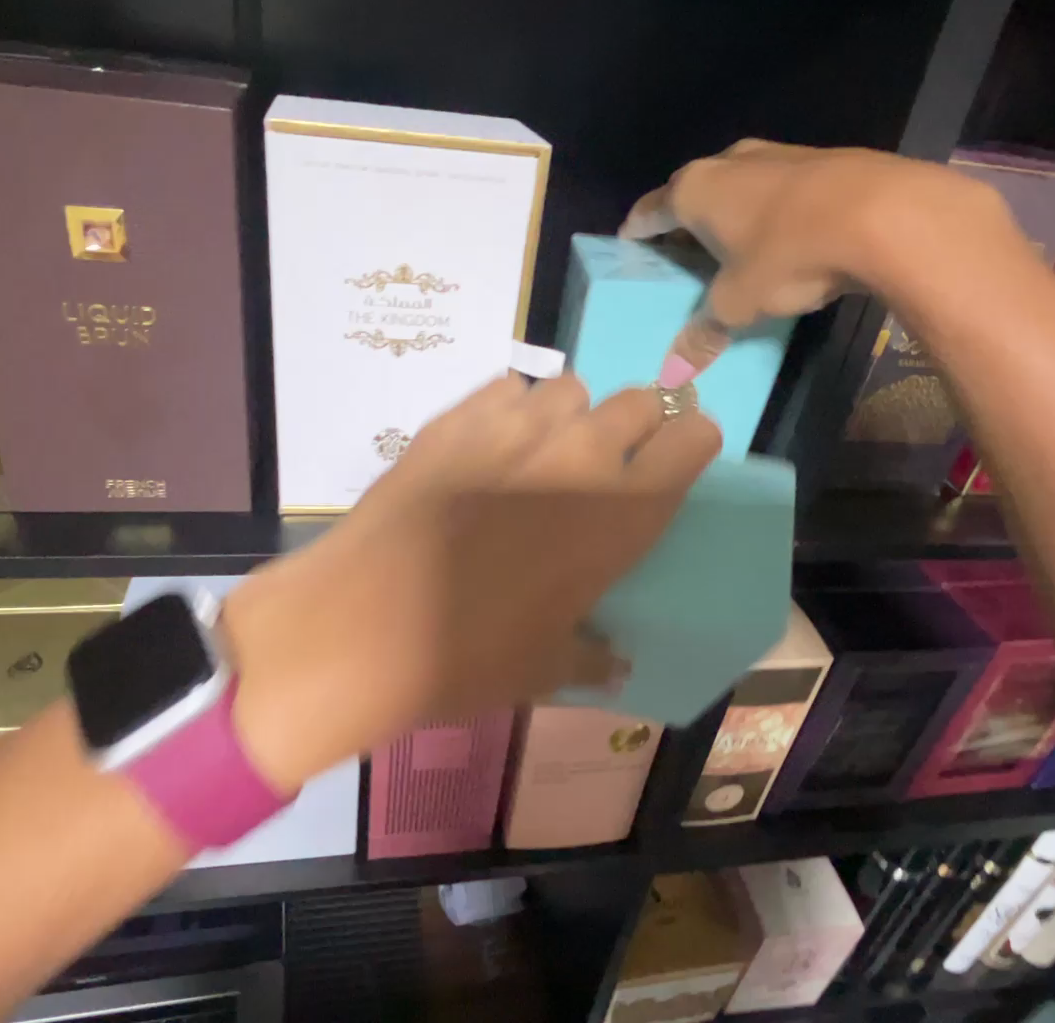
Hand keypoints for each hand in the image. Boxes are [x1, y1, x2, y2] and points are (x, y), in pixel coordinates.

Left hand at [221, 377, 720, 790]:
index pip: (693, 439)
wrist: (362, 626)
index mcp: (621, 514)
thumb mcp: (546, 668)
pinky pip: (506, 387)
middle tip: (607, 462)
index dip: (689, 445)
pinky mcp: (454, 417)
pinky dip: (510, 408)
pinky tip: (487, 446)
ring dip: (570, 413)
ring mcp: (514, 427)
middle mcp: (580, 456)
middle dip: (637, 423)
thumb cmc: (468, 658)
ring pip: (571, 386)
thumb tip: (615, 661)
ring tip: (541, 452)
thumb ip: (593, 656)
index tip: (671, 465)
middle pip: (641, 399)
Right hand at [619, 141, 1021, 326]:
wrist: (883, 215)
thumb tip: (674, 372)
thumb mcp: (737, 304)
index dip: (635, 233)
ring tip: (729, 249)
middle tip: (679, 257)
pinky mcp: (818, 158)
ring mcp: (775, 154)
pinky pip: (774, 188)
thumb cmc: (787, 255)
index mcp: (693, 190)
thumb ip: (703, 332)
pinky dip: (766, 211)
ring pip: (735, 187)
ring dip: (727, 215)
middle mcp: (727, 162)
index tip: (628, 249)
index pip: (649, 211)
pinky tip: (779, 238)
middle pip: (690, 194)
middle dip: (682, 224)